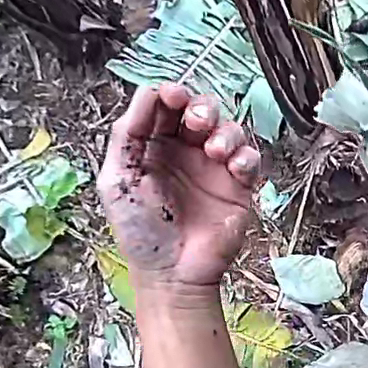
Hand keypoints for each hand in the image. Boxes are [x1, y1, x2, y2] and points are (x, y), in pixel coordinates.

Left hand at [99, 83, 262, 300]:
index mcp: (153, 147)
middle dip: (202, 108)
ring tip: (215, 152)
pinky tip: (233, 168)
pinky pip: (250, 159)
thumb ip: (127, 136)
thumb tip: (146, 95)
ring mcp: (214, 170)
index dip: (171, 94)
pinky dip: (245, 156)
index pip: (164, 107)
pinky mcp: (239, 187)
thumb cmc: (142, 233)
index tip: (174, 96)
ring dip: (225, 132)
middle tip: (198, 122)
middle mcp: (185, 153)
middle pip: (201, 111)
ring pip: (229, 130)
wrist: (174, 273)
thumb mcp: (117, 180)